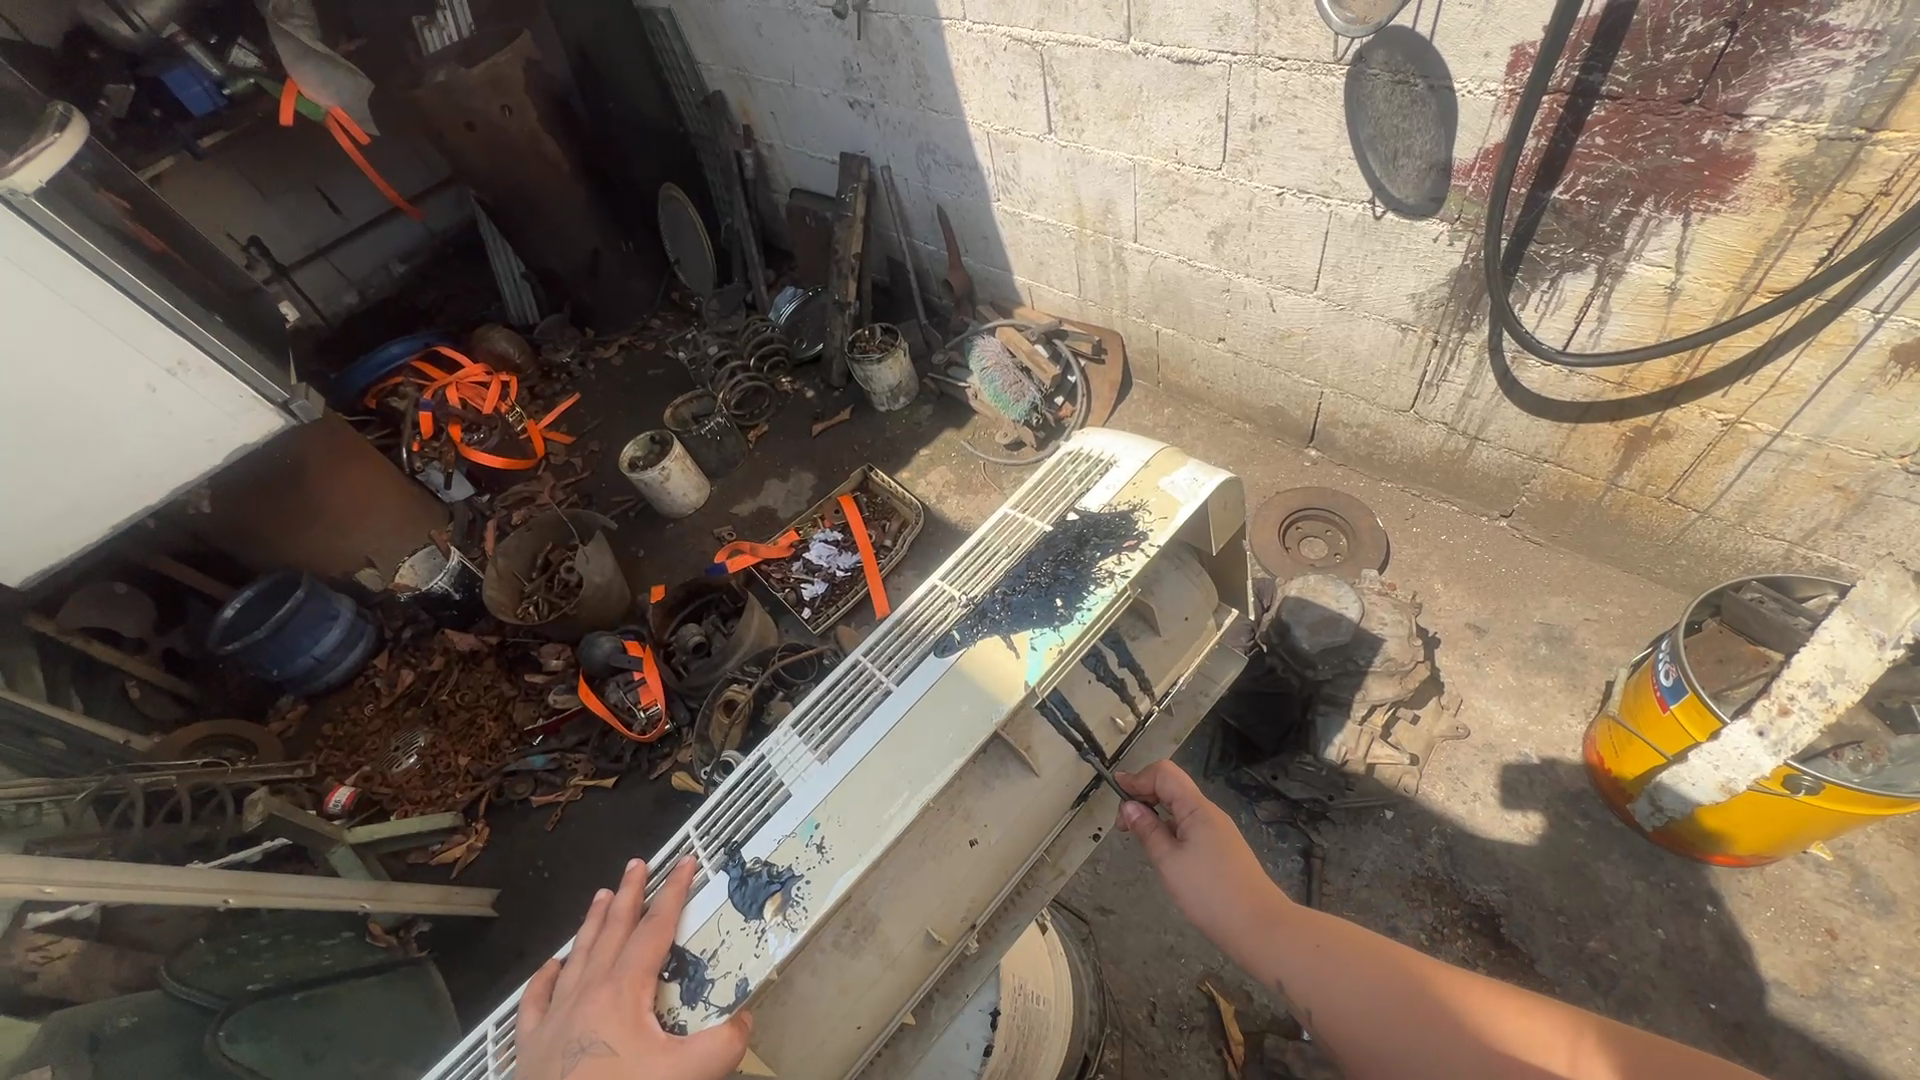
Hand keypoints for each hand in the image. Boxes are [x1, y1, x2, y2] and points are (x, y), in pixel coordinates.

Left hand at [516, 858, 751, 1079]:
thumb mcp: (684, 1077)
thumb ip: (723, 1046)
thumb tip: (745, 1021)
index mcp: (622, 991)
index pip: (655, 929)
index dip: (674, 893)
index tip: (686, 862)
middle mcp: (586, 993)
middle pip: (612, 931)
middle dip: (630, 894)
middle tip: (638, 863)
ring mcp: (553, 1020)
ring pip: (577, 955)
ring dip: (593, 922)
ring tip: (602, 895)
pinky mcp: (530, 1050)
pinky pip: (536, 1001)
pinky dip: (545, 977)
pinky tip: (552, 966)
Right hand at [1116, 760, 1289, 941]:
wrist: (1260, 928)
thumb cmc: (1210, 893)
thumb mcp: (1169, 862)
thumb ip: (1148, 831)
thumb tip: (1129, 807)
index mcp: (1197, 808)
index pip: (1164, 773)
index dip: (1138, 778)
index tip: (1117, 794)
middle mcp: (1209, 813)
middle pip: (1172, 787)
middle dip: (1143, 796)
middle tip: (1124, 825)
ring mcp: (1218, 831)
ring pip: (1180, 809)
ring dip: (1156, 815)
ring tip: (1139, 839)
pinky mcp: (1221, 849)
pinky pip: (1190, 827)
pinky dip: (1170, 830)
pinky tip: (1163, 852)